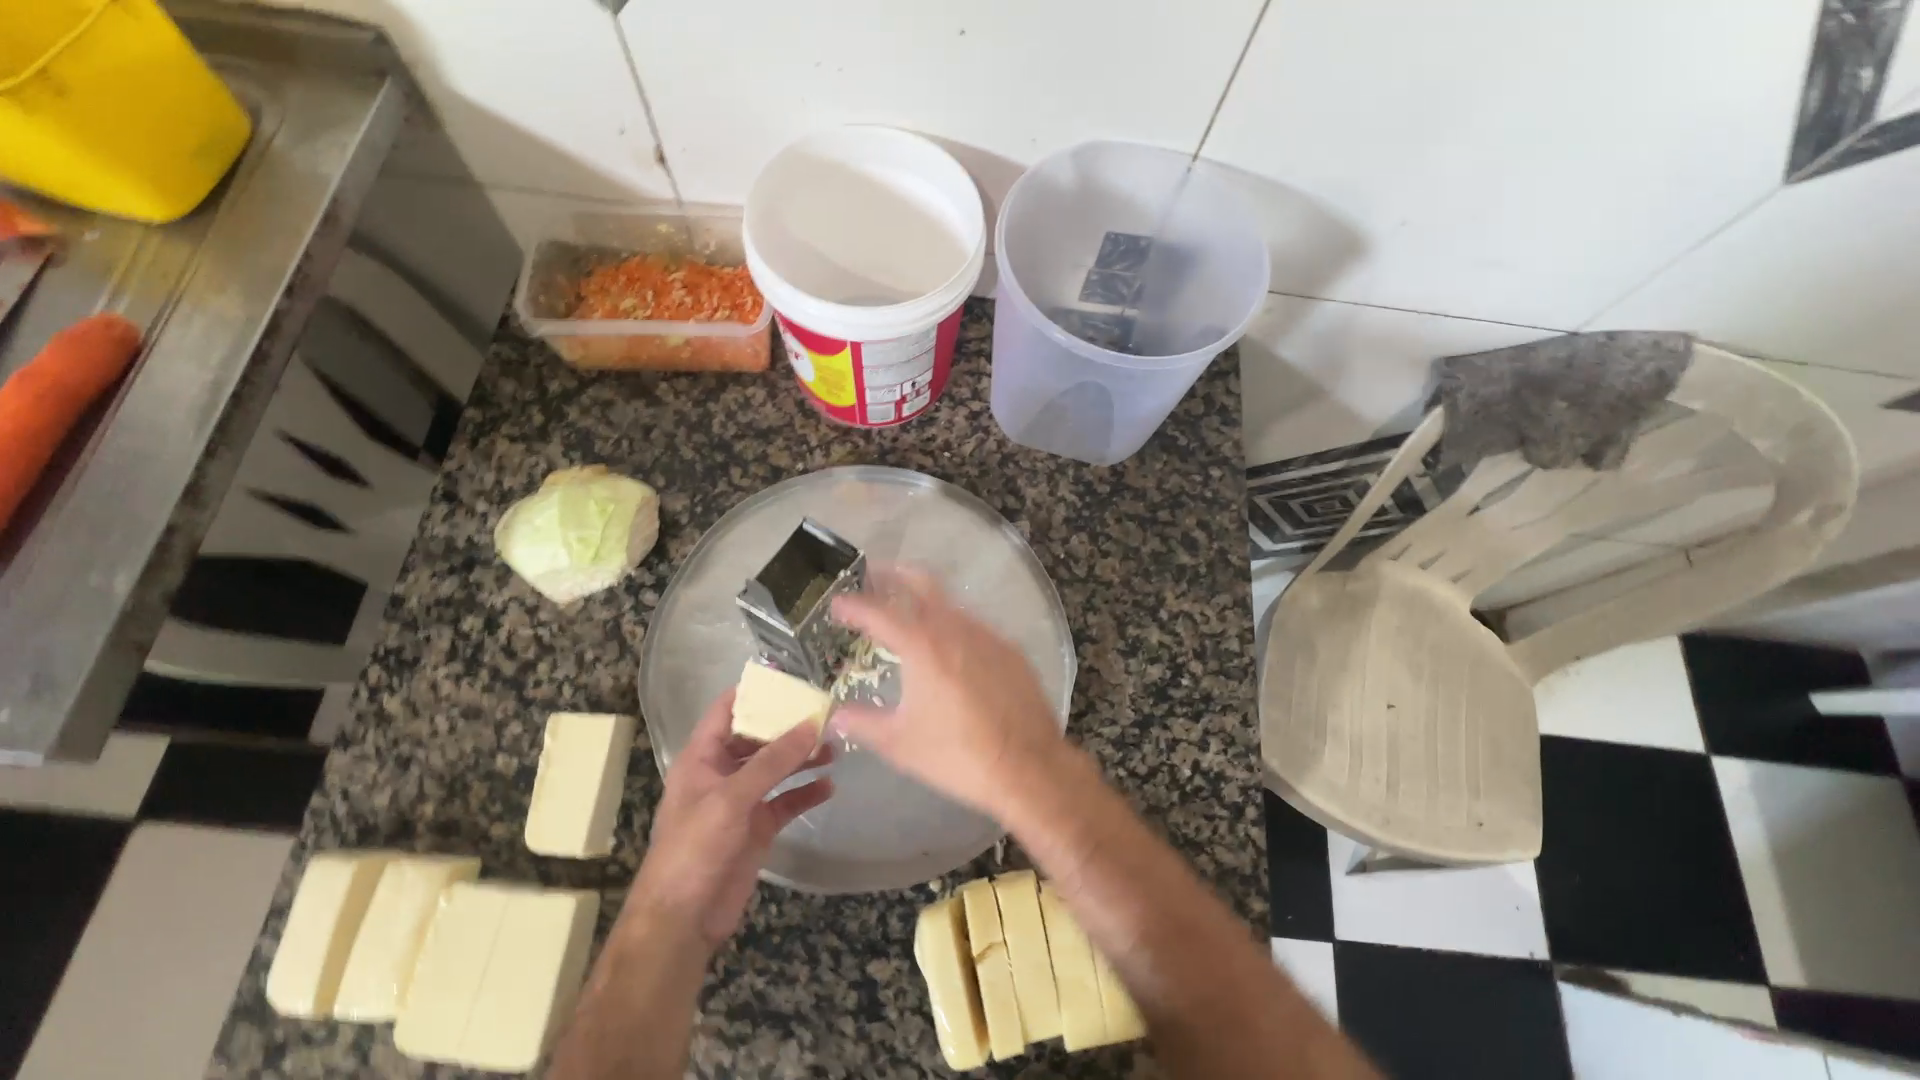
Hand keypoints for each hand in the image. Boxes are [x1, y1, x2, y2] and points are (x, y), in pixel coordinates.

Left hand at [624, 689, 832, 948]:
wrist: (683, 918)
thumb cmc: (695, 848)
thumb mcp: (731, 798)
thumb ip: (772, 761)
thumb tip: (810, 725)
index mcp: (701, 758)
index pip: (726, 711)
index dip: (754, 692)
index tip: (790, 678)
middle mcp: (721, 774)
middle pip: (757, 738)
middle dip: (788, 726)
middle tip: (825, 713)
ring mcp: (740, 802)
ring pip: (775, 769)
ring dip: (802, 758)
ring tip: (835, 747)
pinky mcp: (757, 828)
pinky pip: (785, 802)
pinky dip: (806, 793)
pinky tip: (829, 786)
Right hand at [830, 566, 1066, 818]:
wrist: (1029, 767)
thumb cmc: (958, 755)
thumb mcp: (900, 744)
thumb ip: (863, 724)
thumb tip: (835, 717)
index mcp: (922, 646)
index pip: (878, 613)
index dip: (853, 606)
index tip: (836, 604)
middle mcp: (955, 629)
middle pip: (921, 584)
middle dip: (894, 576)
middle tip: (875, 577)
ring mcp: (988, 636)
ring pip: (951, 603)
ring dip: (926, 599)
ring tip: (909, 613)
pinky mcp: (1011, 652)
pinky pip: (976, 626)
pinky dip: (955, 625)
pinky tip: (952, 647)